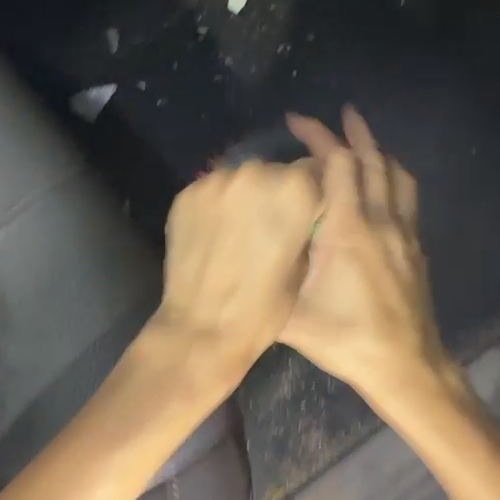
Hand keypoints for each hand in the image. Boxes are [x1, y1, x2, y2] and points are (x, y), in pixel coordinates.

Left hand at [150, 159, 322, 376]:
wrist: (203, 328)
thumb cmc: (263, 309)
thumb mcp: (303, 269)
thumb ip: (304, 229)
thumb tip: (300, 217)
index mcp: (296, 191)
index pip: (313, 171)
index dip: (310, 195)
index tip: (303, 216)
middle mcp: (256, 173)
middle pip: (274, 172)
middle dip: (274, 194)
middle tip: (267, 228)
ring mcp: (216, 182)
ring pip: (239, 180)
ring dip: (243, 199)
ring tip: (236, 233)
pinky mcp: (186, 194)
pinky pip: (210, 192)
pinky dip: (215, 207)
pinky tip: (212, 235)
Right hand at [281, 107, 452, 396]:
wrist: (404, 365)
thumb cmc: (345, 339)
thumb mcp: (290, 316)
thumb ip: (267, 281)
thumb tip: (241, 252)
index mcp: (347, 228)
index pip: (337, 163)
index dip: (318, 136)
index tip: (295, 120)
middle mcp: (380, 220)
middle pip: (371, 159)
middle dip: (350, 132)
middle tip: (332, 115)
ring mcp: (403, 233)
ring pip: (396, 175)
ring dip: (377, 149)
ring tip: (361, 135)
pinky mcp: (414, 248)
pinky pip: (406, 196)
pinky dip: (392, 176)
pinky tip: (383, 182)